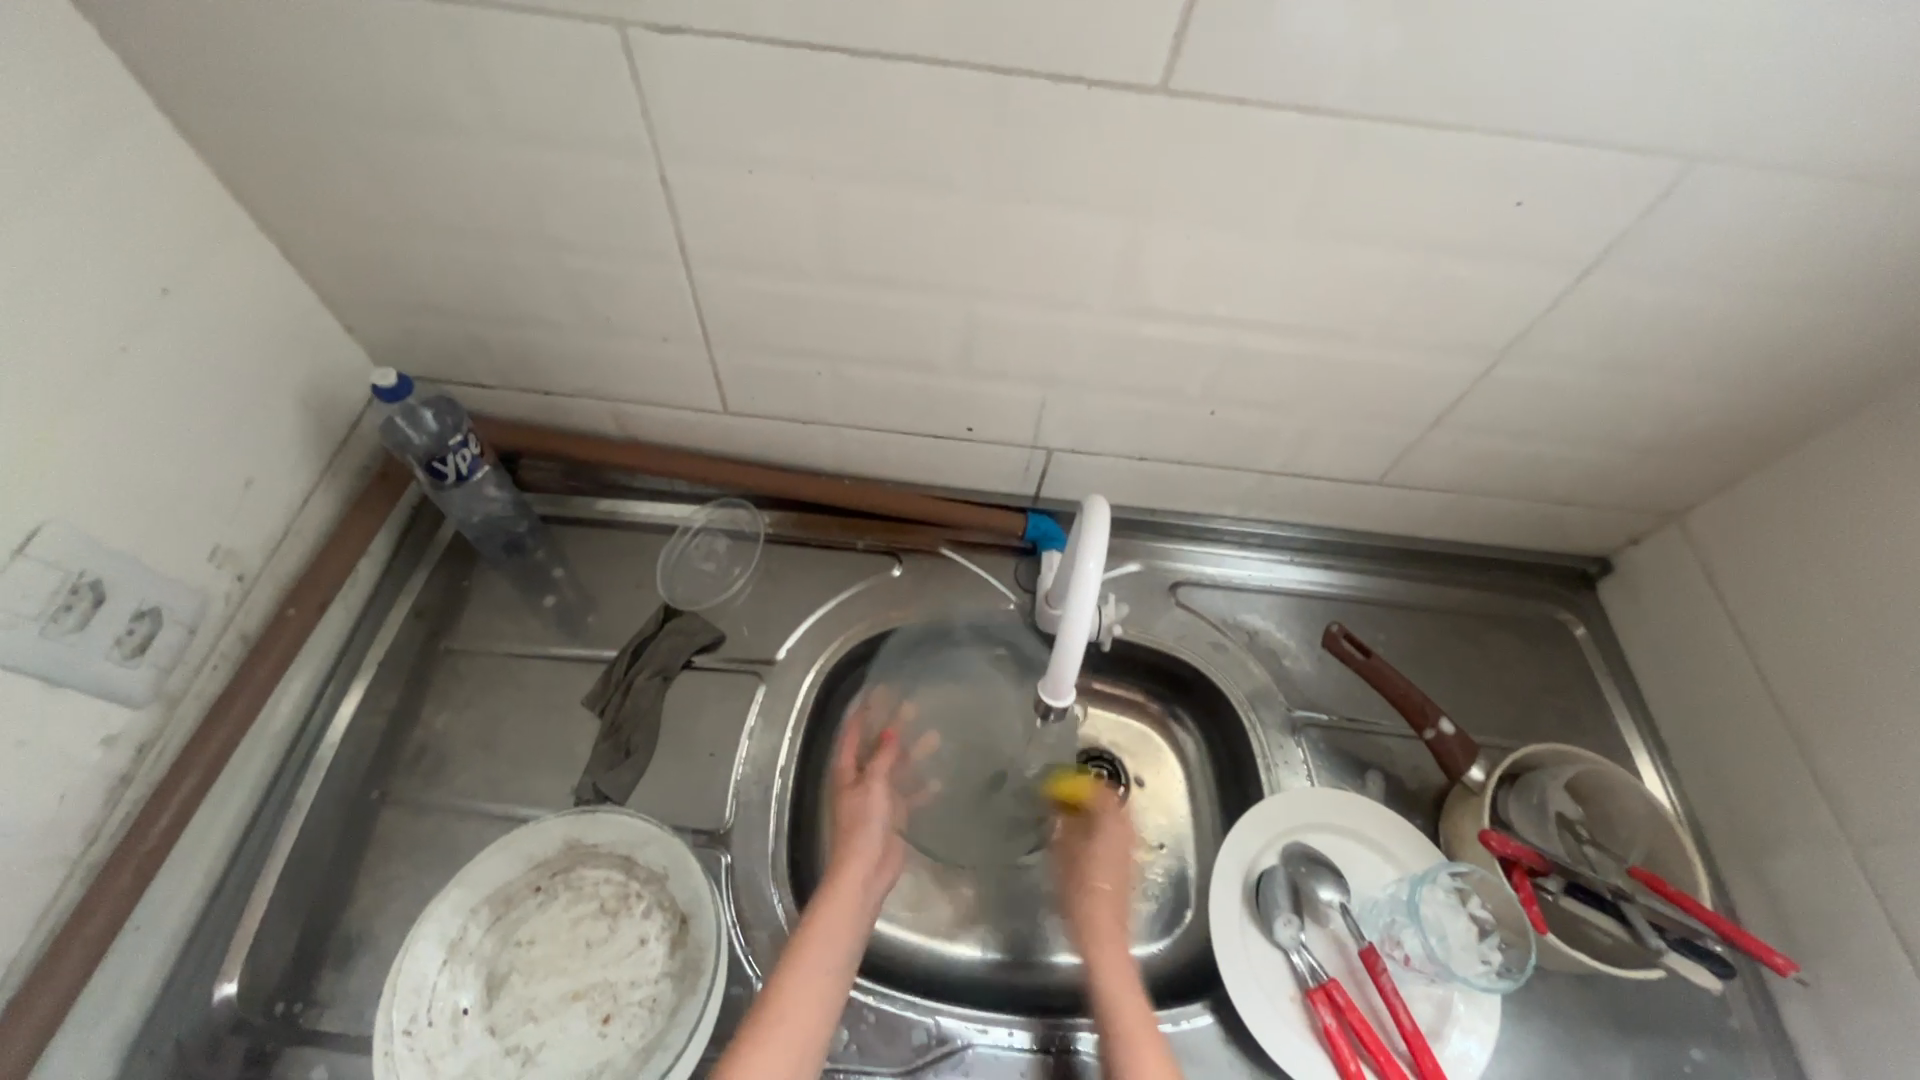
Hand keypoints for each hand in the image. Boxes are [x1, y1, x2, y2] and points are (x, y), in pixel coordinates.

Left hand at [825, 691, 936, 911]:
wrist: (866, 871)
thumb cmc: (863, 825)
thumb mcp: (872, 785)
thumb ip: (882, 758)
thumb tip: (890, 733)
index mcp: (847, 771)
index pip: (852, 733)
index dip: (864, 712)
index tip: (878, 691)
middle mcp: (861, 780)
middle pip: (878, 748)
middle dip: (894, 729)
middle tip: (914, 706)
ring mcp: (878, 799)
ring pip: (897, 770)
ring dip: (913, 755)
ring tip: (936, 736)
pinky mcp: (894, 816)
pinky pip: (910, 796)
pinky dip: (922, 789)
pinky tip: (939, 780)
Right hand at [1050, 783, 1136, 955]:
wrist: (1103, 933)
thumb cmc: (1079, 891)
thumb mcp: (1062, 852)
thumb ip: (1063, 822)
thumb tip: (1060, 804)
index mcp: (1110, 822)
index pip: (1099, 789)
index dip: (1076, 784)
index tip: (1056, 786)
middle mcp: (1126, 829)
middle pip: (1111, 800)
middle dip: (1088, 795)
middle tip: (1064, 799)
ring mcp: (1130, 846)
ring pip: (1115, 816)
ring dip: (1095, 811)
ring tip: (1071, 818)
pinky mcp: (1128, 862)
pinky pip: (1116, 832)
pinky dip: (1101, 827)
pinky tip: (1083, 839)